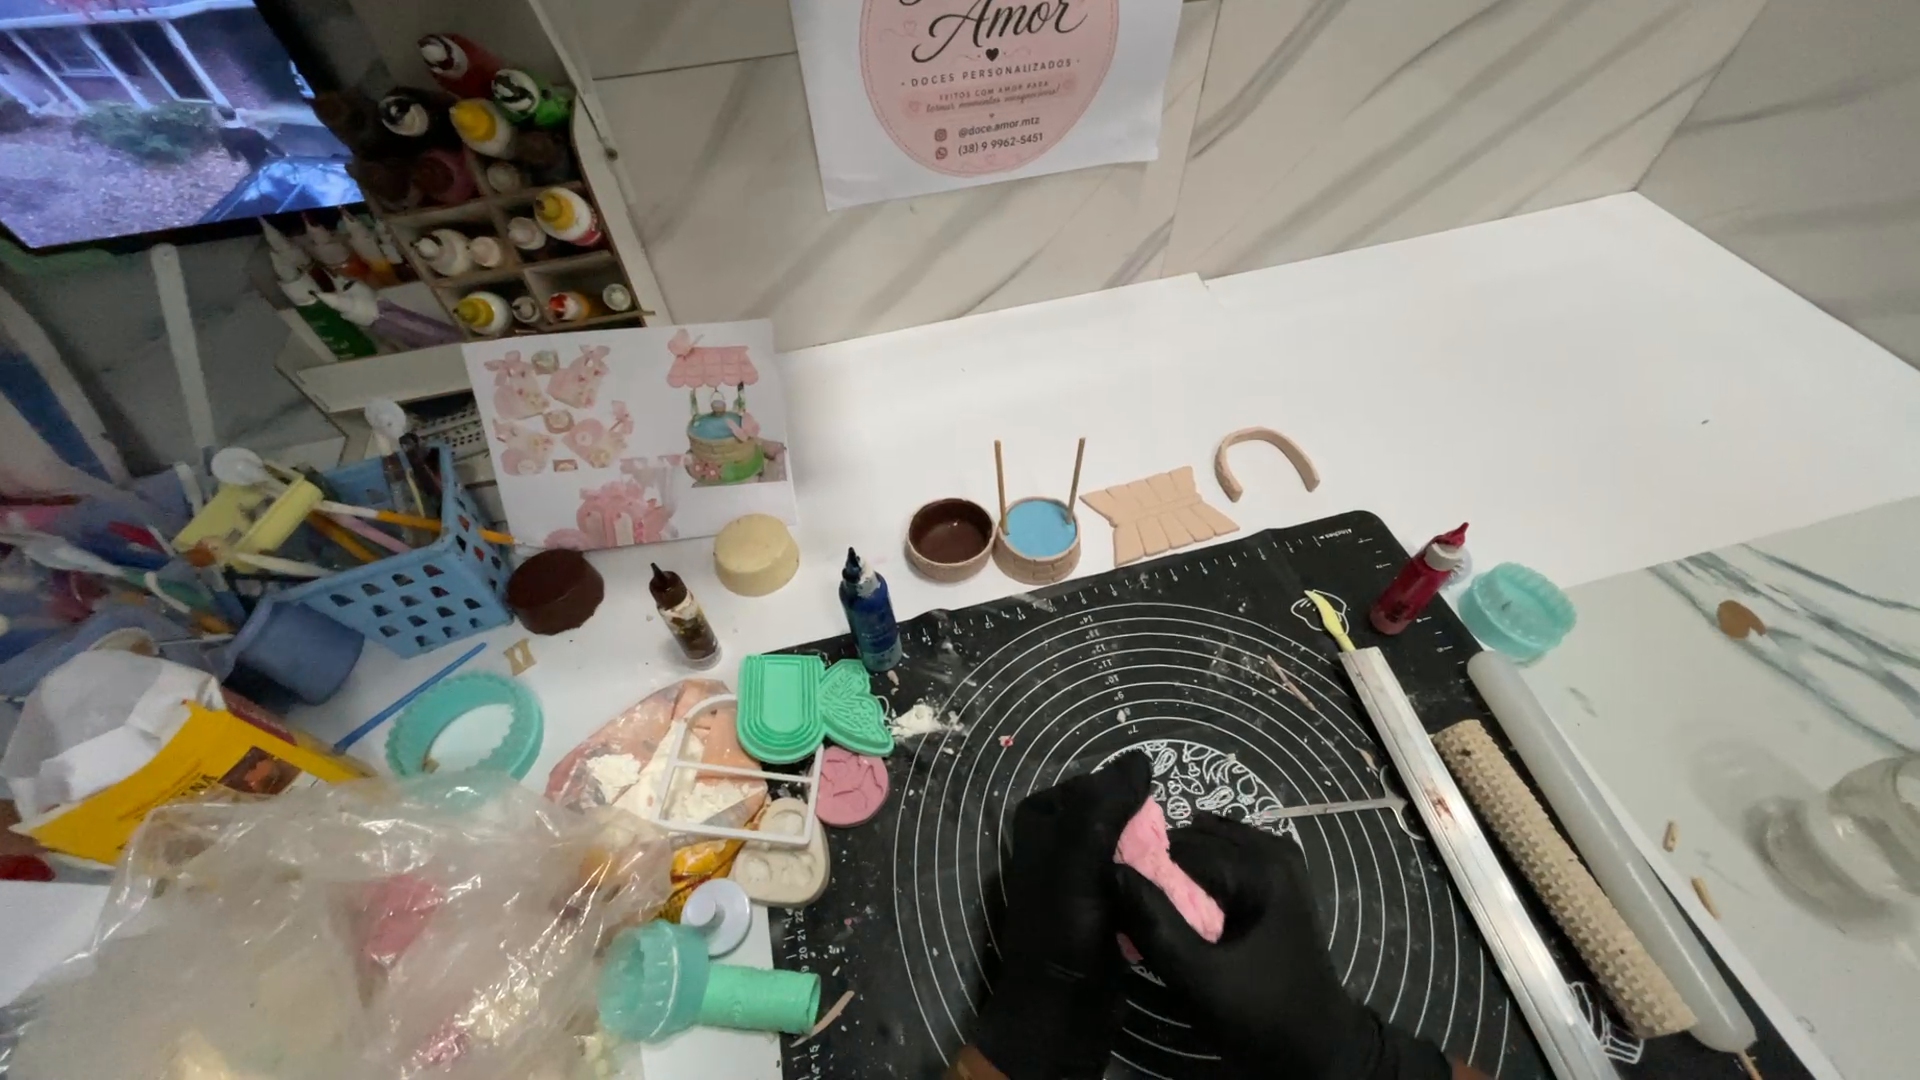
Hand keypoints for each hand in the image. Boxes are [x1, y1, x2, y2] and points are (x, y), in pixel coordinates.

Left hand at [971, 752, 1151, 1078]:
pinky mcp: (1099, 902)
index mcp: (1040, 817)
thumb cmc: (1062, 926)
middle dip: (1140, 829)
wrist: (1063, 1009)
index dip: (1125, 799)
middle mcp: (1056, 838)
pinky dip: (1150, 880)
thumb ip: (1104, 805)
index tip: (1150, 820)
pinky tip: (1166, 891)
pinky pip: (1132, 875)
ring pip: (1126, 844)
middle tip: (1161, 851)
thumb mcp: (1078, 855)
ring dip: (1149, 856)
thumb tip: (1139, 757)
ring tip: (1167, 870)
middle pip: (1114, 814)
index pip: (1095, 784)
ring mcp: (1078, 872)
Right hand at [1115, 813, 1450, 1079]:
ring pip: (1201, 840)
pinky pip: (1219, 849)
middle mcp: (1271, 847)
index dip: (1146, 872)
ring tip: (1172, 909)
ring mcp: (1276, 854)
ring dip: (1179, 867)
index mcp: (1261, 867)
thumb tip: (1113, 871)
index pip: (1179, 847)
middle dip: (1163, 868)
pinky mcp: (1276, 868)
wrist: (1318, 1049)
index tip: (1132, 907)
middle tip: (1149, 912)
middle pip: (1190, 839)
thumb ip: (1154, 923)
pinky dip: (1199, 867)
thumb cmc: (1259, 1014)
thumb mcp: (1198, 978)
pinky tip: (1195, 899)